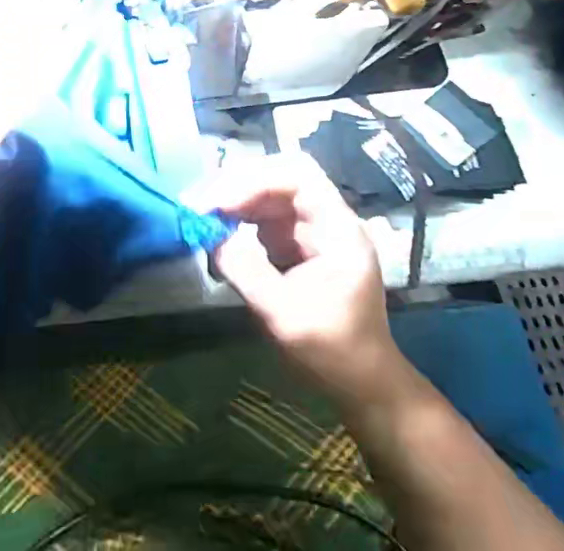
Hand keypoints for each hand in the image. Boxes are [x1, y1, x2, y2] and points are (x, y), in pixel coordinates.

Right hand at [198, 157, 412, 407]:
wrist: (362, 385)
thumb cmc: (331, 351)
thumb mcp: (283, 315)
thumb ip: (245, 270)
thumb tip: (211, 236)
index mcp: (338, 230)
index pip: (298, 177)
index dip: (255, 182)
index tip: (219, 203)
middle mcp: (327, 221)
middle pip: (280, 179)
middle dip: (238, 186)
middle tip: (201, 204)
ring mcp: (313, 232)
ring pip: (269, 196)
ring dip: (235, 201)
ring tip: (203, 216)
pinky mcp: (298, 247)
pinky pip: (265, 219)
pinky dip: (239, 221)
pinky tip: (218, 233)